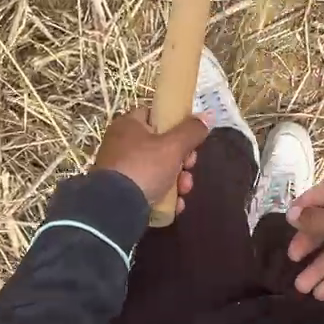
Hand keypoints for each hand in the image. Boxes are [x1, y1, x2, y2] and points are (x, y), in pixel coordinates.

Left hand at [94, 108, 209, 214]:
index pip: (154, 115)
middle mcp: (121, 144)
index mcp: (128, 125)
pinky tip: (175, 204)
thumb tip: (208, 115)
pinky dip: (164, 195)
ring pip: (158, 169)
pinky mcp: (122, 192)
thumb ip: (192, 131)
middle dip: (182, 159)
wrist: (115, 208)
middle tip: (189, 166)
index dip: (175, 123)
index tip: (190, 137)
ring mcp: (120, 169)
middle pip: (160, 145)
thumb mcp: (173, 146)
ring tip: (183, 190)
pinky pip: (149, 188)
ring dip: (177, 180)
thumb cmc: (144, 167)